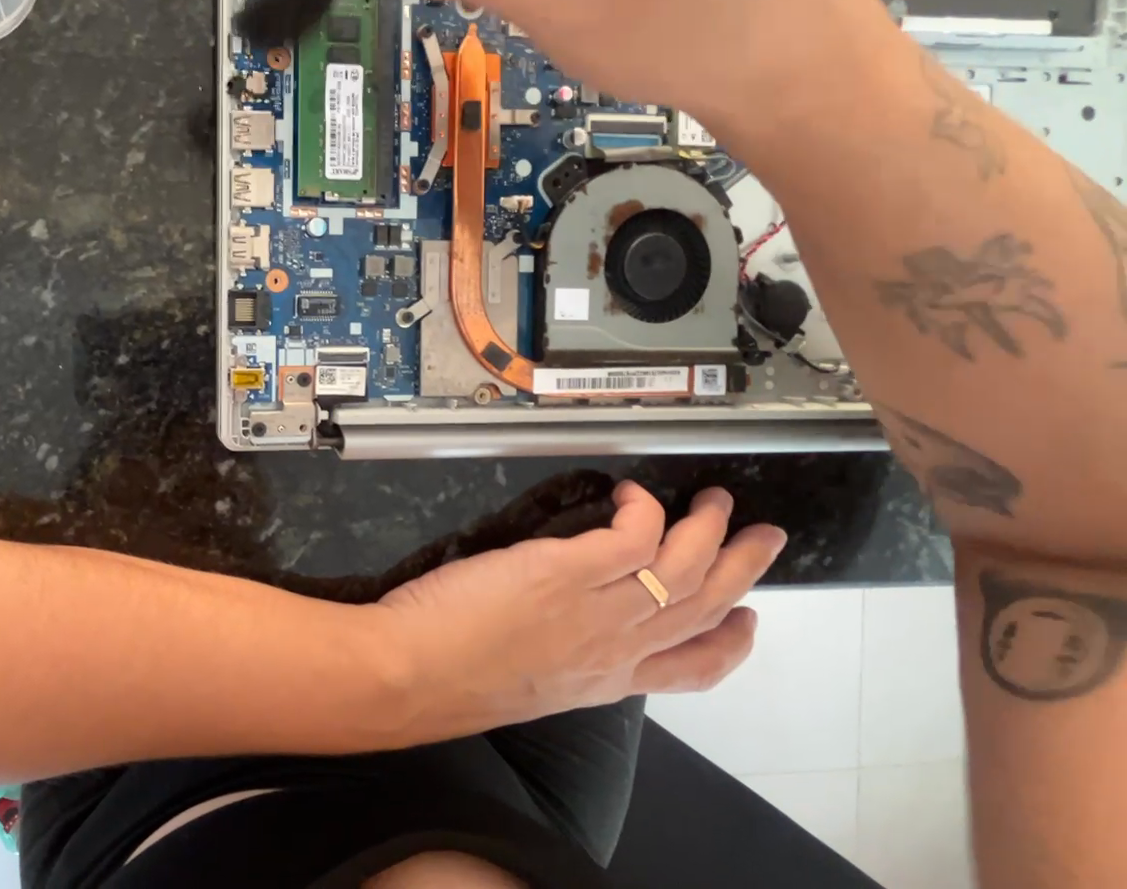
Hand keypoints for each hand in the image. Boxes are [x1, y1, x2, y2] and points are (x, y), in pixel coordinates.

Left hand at [374, 482, 785, 739]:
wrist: (414, 675)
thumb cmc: (450, 677)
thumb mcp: (527, 682)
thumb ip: (559, 659)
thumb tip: (564, 631)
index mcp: (606, 680)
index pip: (690, 668)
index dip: (728, 642)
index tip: (745, 620)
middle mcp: (615, 648)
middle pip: (702, 607)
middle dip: (741, 570)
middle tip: (761, 538)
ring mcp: (597, 609)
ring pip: (682, 567)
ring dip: (708, 530)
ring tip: (718, 503)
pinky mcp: (565, 571)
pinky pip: (631, 536)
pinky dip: (644, 511)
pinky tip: (636, 495)